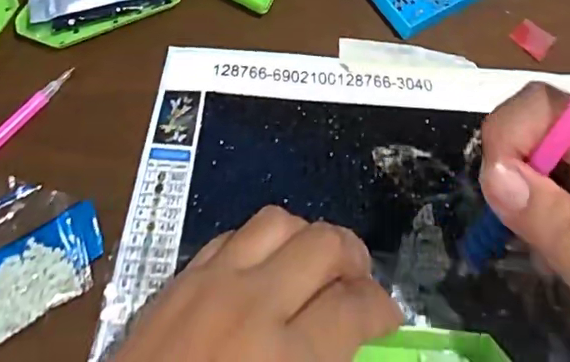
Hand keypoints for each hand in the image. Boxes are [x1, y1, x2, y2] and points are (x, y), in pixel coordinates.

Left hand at [112, 205, 402, 361]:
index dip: (382, 308)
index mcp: (285, 359)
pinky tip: (264, 267)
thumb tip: (348, 345)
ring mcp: (212, 281)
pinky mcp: (181, 276)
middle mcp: (252, 304)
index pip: (354, 308)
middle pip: (323, 243)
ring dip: (307, 238)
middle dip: (354, 258)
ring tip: (316, 263)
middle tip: (360, 283)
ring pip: (278, 221)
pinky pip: (233, 234)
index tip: (388, 317)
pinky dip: (260, 243)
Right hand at [480, 84, 569, 361]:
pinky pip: (550, 164)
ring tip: (542, 245)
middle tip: (517, 231)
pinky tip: (558, 241)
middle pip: (535, 118)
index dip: (507, 136)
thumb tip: (494, 173)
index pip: (545, 106)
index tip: (494, 196)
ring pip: (536, 141)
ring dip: (522, 187)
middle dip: (511, 166)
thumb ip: (561, 230)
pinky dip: (537, 199)